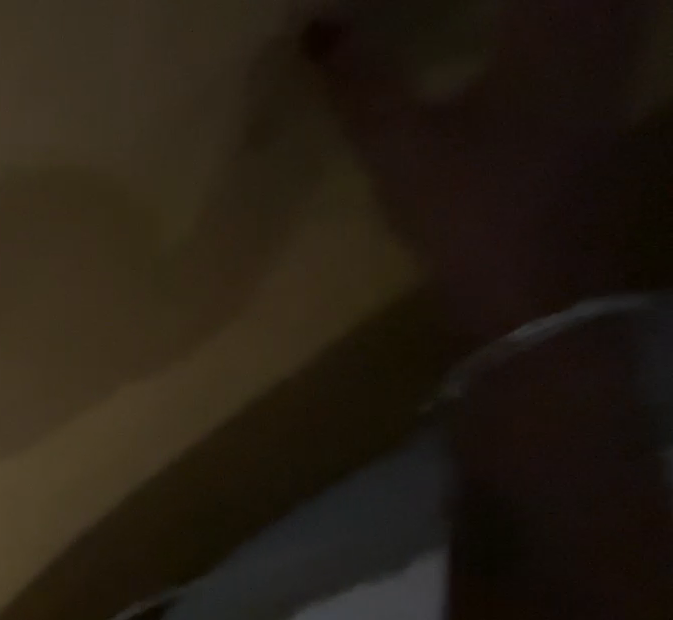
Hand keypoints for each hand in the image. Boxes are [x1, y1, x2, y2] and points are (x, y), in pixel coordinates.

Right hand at [305, 0, 648, 339]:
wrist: (536, 283)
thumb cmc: (466, 211)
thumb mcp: (400, 148)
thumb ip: (361, 83)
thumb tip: (315, 28)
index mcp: (553, 27)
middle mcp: (600, 26)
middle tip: (420, 3)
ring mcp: (614, 58)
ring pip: (593, 1)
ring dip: (535, 4)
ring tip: (470, 12)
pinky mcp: (605, 90)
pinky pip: (594, 19)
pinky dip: (553, 18)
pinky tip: (515, 32)